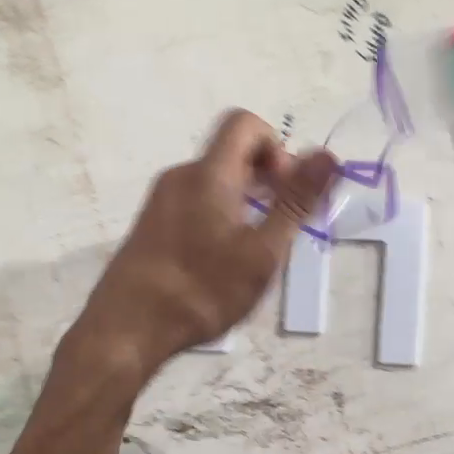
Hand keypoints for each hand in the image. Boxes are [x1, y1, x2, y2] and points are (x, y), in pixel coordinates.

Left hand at [70, 110, 337, 376]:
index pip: (245, 124)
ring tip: (252, 252)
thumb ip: (296, 201)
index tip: (285, 191)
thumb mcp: (262, 251)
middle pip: (231, 153)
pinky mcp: (150, 225)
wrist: (126, 330)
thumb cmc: (201, 290)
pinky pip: (194, 203)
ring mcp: (160, 201)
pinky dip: (219, 217)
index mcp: (209, 173)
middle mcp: (180, 176)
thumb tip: (328, 154)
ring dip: (243, 202)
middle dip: (266, 179)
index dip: (277, 147)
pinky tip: (221, 263)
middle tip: (278, 227)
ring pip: (214, 181)